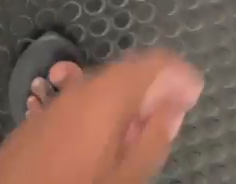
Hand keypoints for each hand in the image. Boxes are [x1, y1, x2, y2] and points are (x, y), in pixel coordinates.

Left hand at [0, 50, 202, 183]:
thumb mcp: (126, 176)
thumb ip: (156, 137)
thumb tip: (175, 107)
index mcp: (111, 93)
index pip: (156, 62)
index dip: (180, 73)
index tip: (195, 92)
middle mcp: (85, 85)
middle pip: (130, 71)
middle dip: (156, 86)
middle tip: (175, 110)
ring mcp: (59, 100)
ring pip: (105, 86)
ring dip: (129, 99)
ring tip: (144, 128)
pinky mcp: (40, 119)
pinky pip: (83, 101)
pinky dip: (104, 110)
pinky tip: (107, 138)